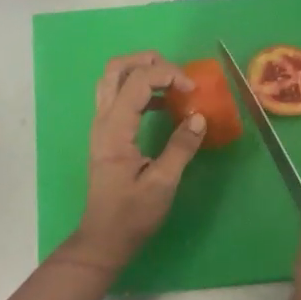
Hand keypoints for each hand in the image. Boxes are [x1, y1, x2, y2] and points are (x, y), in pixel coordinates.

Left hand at [74, 52, 205, 263]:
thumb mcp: (162, 184)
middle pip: (116, 69)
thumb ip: (181, 147)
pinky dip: (140, 90)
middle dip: (148, 61)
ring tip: (173, 84)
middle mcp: (103, 121)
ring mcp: (101, 127)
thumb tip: (198, 117)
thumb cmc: (133, 215)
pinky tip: (164, 106)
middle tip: (178, 73)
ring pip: (113, 80)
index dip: (168, 75)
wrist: (104, 238)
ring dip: (142, 72)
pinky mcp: (107, 136)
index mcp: (115, 130)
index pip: (137, 81)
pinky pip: (118, 98)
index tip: (194, 91)